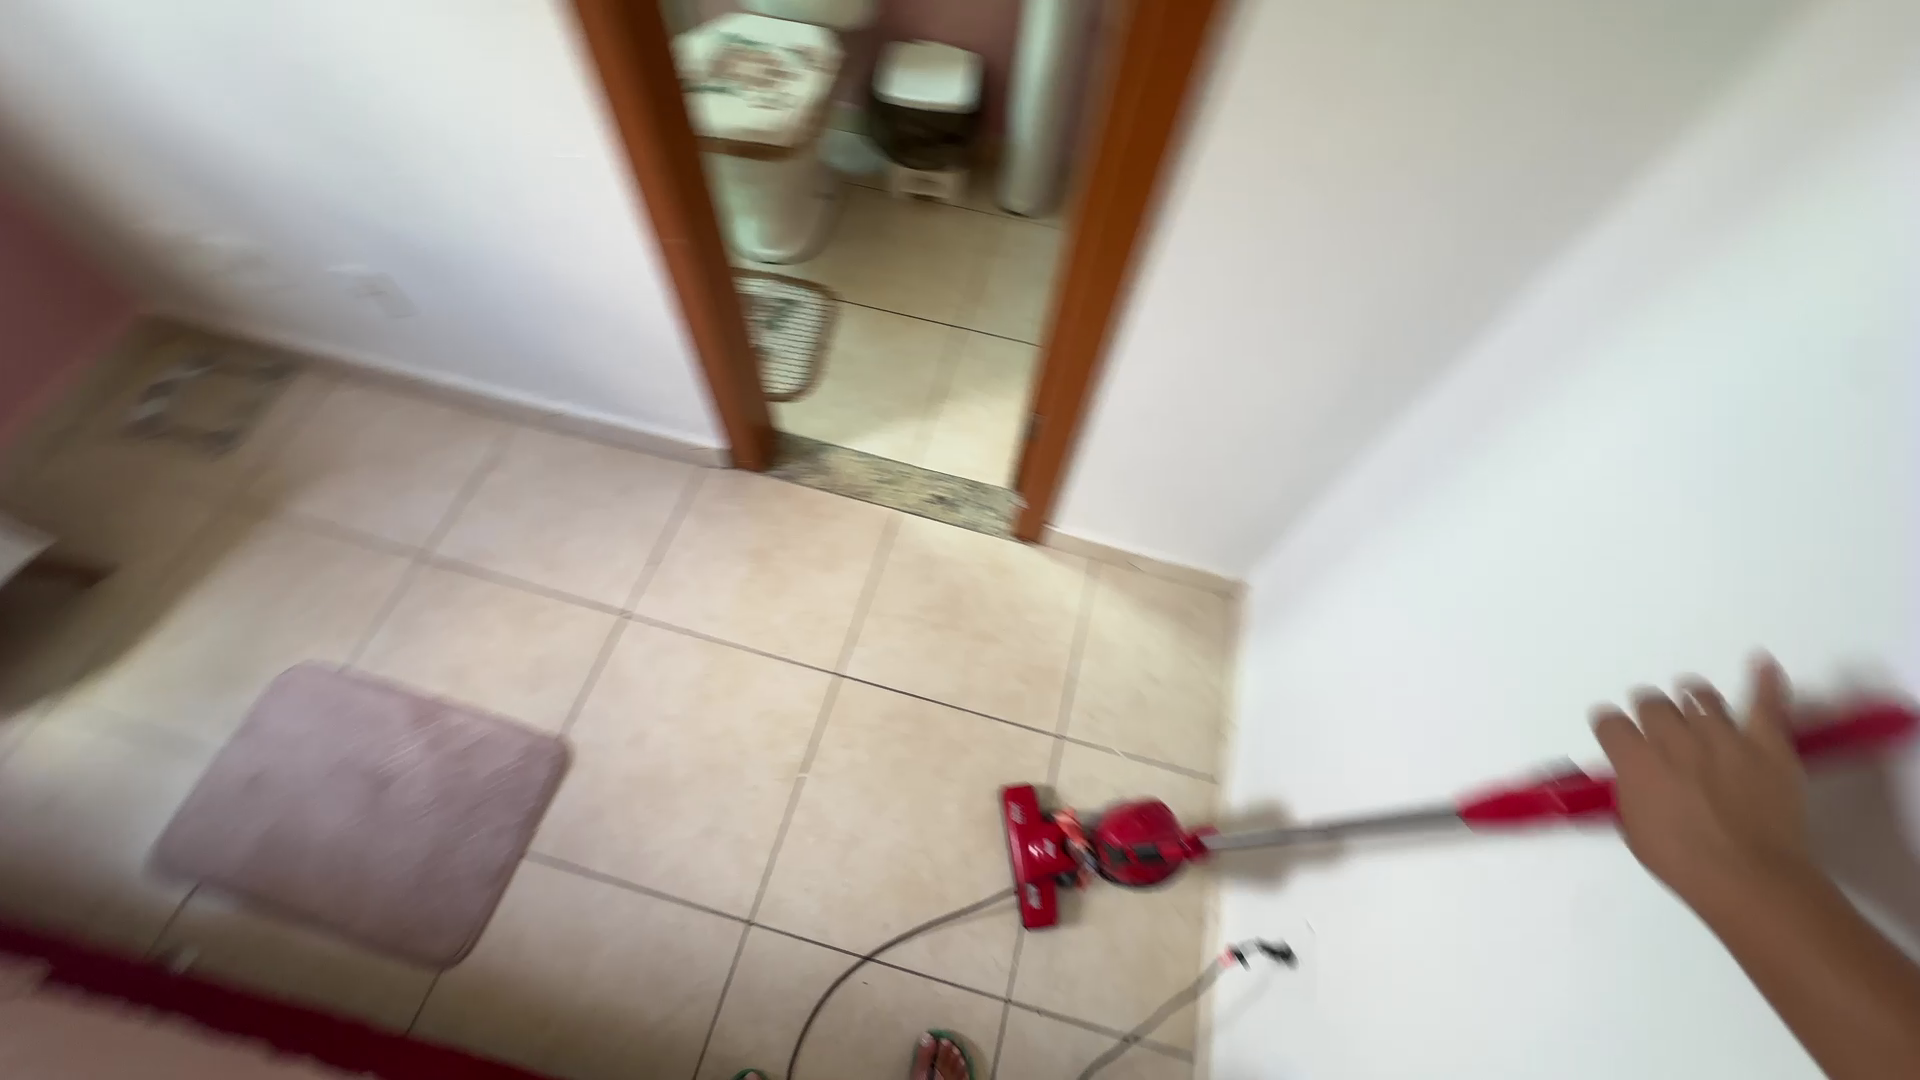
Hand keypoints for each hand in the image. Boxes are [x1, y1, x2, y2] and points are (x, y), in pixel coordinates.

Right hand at [1592, 656, 1820, 913]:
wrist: (1752, 880)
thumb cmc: (1680, 859)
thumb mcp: (1630, 823)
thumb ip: (1628, 787)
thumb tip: (1633, 774)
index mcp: (1633, 759)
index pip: (1608, 720)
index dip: (1611, 728)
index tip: (1617, 736)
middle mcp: (1672, 740)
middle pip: (1652, 703)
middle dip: (1649, 712)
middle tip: (1658, 729)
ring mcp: (1723, 739)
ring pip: (1699, 698)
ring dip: (1690, 700)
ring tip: (1692, 706)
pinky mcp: (1767, 746)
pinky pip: (1766, 705)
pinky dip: (1764, 682)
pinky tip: (1760, 661)